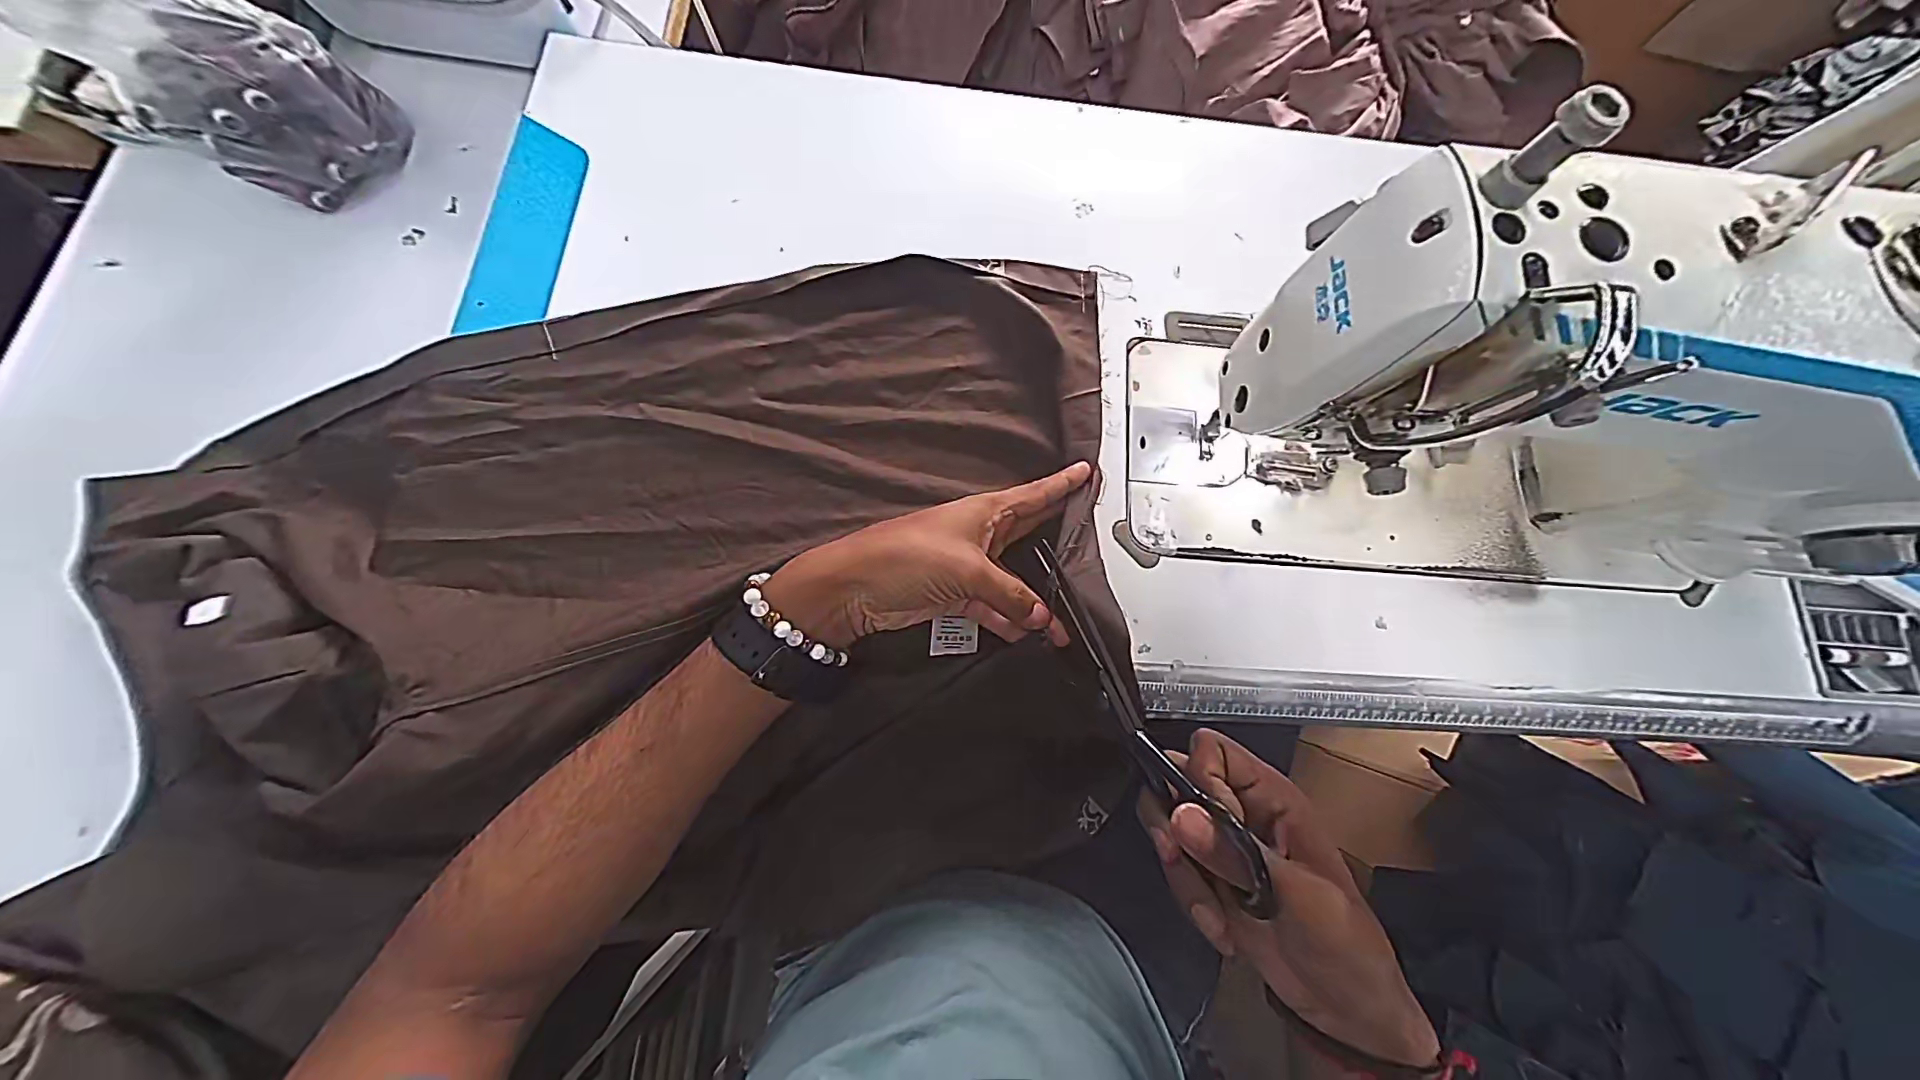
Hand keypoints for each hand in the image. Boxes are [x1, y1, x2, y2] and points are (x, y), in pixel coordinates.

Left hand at [760, 462, 1092, 648]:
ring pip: (1012, 582)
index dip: (1061, 484)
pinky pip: (992, 606)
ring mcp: (968, 566)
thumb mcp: (968, 569)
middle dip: (1057, 548)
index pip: (1035, 494)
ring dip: (1033, 603)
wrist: (856, 589)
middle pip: (1029, 538)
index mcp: (986, 511)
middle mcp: (980, 535)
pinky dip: (1007, 619)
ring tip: (1058, 623)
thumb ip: (1009, 593)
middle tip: (1086, 550)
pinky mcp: (955, 594)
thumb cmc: (902, 555)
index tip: (1085, 473)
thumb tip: (1039, 614)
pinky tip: (1024, 632)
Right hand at [1137, 729, 1438, 1068]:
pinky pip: (1174, 869)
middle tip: (1182, 857)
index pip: (1213, 752)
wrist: (1344, 1007)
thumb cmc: (1347, 944)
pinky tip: (1222, 926)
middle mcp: (1242, 811)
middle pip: (1177, 782)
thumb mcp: (1298, 895)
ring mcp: (1222, 843)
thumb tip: (1184, 816)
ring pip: (1168, 827)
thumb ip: (1236, 854)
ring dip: (1183, 874)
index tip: (1204, 822)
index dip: (1199, 779)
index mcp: (1272, 797)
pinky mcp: (1209, 875)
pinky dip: (1188, 900)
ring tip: (1215, 910)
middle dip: (1172, 826)